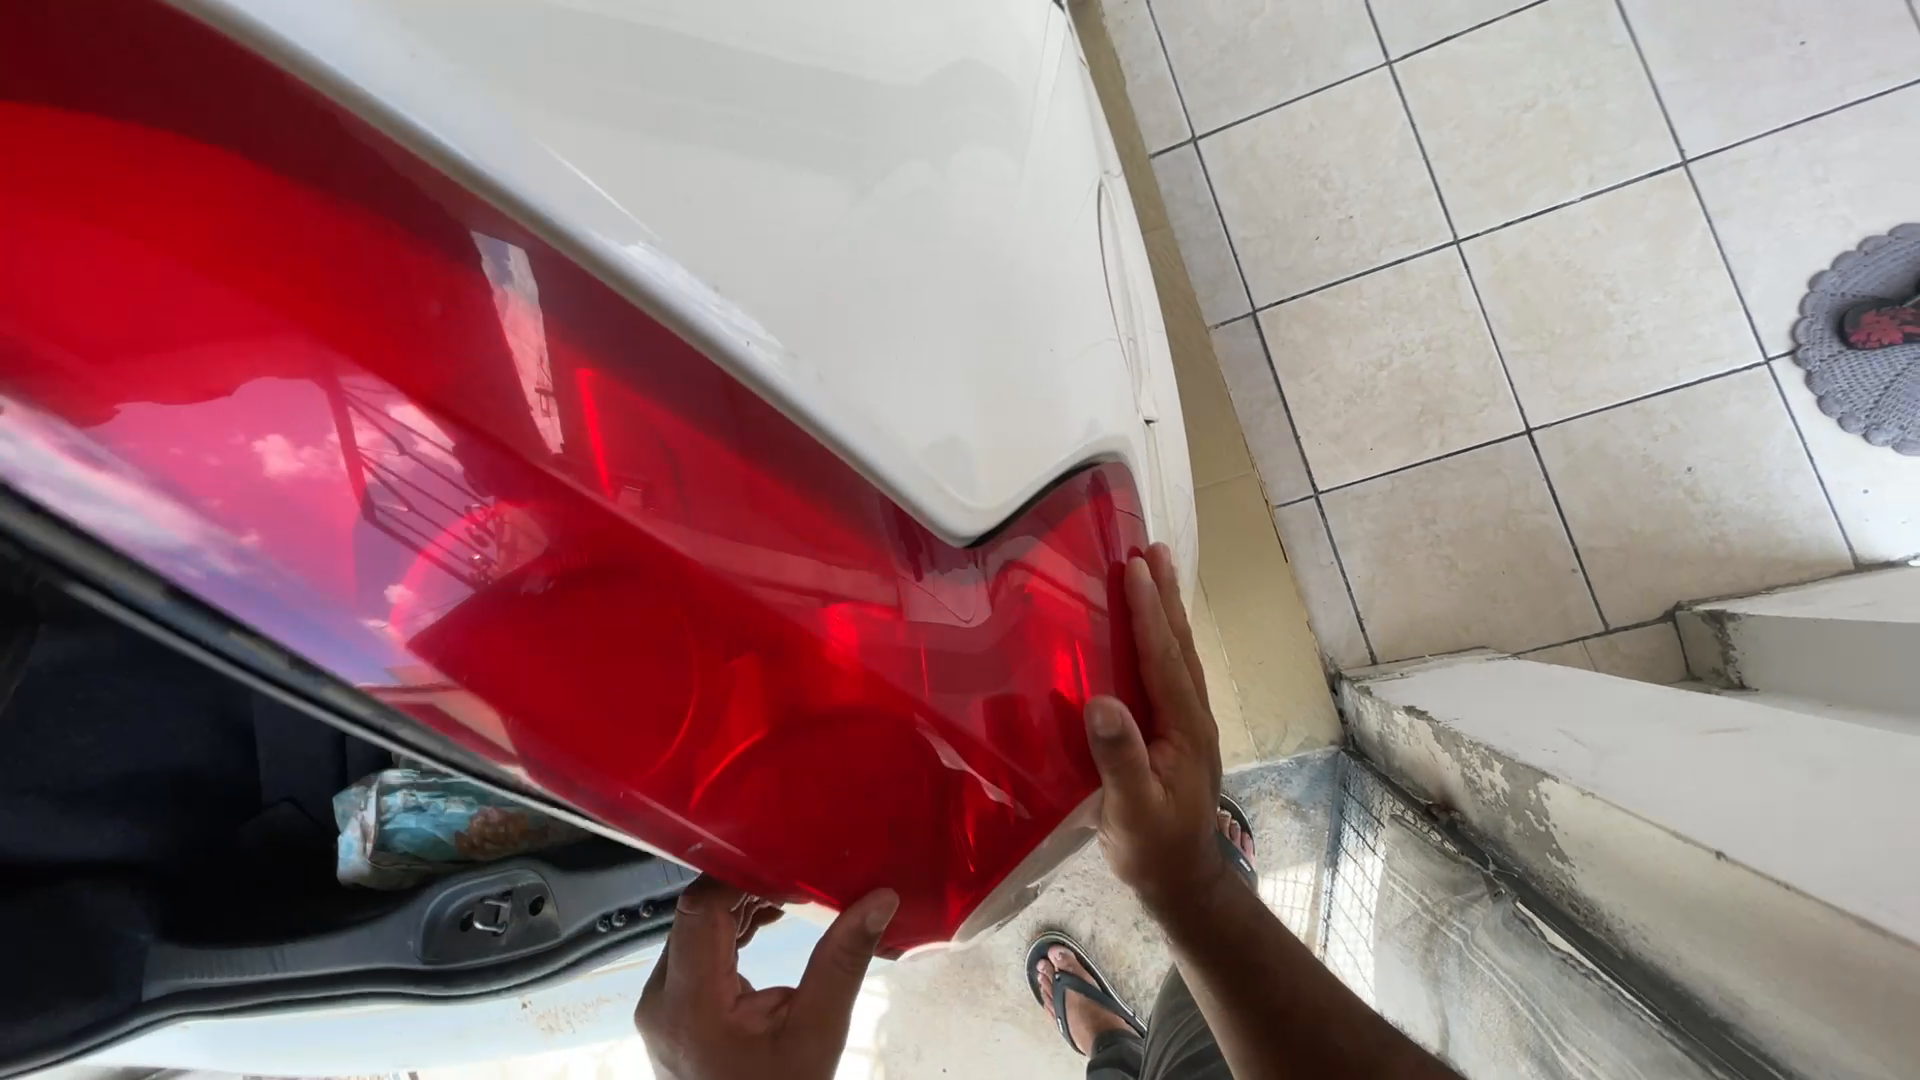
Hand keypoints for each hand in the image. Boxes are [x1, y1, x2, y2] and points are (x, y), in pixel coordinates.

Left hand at [635, 875, 898, 1079]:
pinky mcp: (673, 1008)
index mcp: (689, 1002)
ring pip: (696, 925)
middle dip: (747, 885)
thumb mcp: (818, 1033)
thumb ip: (843, 960)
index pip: (700, 907)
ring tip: (791, 892)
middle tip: (797, 872)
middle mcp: (662, 997)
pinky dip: (732, 926)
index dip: (740, 874)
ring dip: (741, 903)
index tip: (787, 862)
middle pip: (696, 912)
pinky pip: (698, 946)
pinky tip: (769, 917)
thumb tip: (882, 897)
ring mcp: (662, 1004)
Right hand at [1085, 543, 1229, 916]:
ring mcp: (1188, 721)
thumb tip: (1101, 701)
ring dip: (1167, 608)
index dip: (1148, 611)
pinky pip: (1169, 668)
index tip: (1135, 567)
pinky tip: (1150, 626)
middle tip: (1154, 547)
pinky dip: (1161, 635)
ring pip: (1178, 653)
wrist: (1181, 878)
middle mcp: (1192, 714)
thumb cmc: (1153, 847)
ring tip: (1157, 567)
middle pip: (1179, 643)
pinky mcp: (1176, 729)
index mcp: (1184, 726)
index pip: (1163, 657)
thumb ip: (1120, 759)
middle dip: (1165, 594)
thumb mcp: (1134, 810)